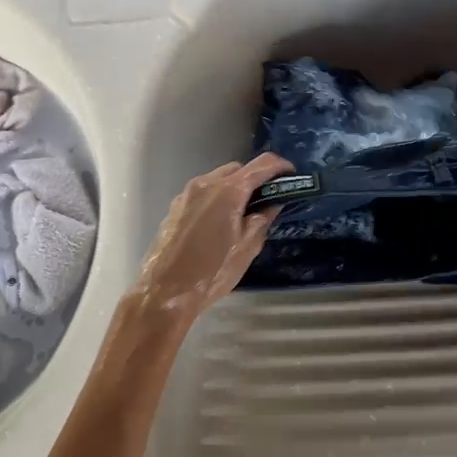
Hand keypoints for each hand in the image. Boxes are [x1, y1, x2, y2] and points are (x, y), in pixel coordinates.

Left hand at [125, 153, 293, 322]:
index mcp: (228, 191)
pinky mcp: (174, 207)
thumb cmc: (212, 271)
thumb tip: (271, 205)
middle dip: (254, 180)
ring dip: (233, 189)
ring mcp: (186, 194)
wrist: (165, 292)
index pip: (262, 164)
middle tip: (266, 202)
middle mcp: (205, 184)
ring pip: (217, 180)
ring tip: (242, 216)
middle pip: (237, 169)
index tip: (291, 176)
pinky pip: (202, 193)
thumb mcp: (247, 248)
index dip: (281, 166)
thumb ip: (262, 220)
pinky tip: (218, 224)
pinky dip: (216, 199)